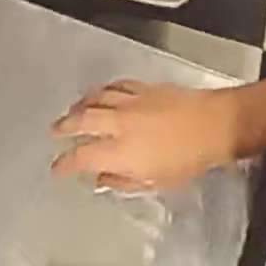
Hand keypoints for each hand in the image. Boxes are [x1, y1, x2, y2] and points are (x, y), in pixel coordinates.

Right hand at [50, 80, 236, 191]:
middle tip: (54, 130)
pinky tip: (102, 93)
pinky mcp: (144, 86)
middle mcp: (120, 122)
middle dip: (65, 125)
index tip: (56, 168)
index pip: (82, 156)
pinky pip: (117, 85)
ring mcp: (132, 100)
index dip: (65, 163)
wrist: (211, 124)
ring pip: (97, 97)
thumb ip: (123, 180)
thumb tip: (102, 178)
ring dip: (82, 103)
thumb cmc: (186, 159)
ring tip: (73, 109)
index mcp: (120, 150)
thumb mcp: (154, 180)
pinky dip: (105, 89)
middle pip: (83, 119)